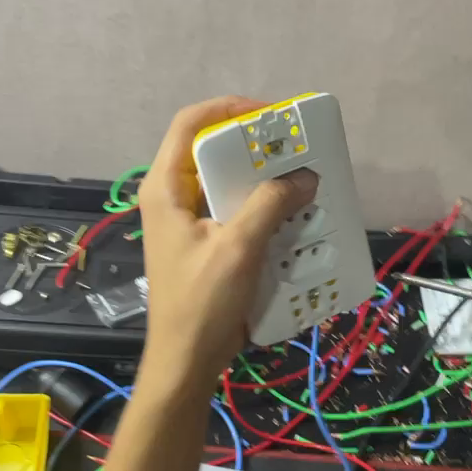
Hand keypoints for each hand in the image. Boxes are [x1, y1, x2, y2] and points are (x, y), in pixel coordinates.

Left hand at [136, 97, 318, 386]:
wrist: (187, 361)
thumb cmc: (203, 303)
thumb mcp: (239, 248)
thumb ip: (271, 204)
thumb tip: (306, 175)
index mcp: (166, 189)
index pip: (190, 124)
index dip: (228, 109)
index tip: (270, 116)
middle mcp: (172, 199)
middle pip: (212, 153)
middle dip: (255, 148)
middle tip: (295, 151)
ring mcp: (187, 224)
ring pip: (226, 185)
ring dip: (263, 181)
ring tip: (301, 182)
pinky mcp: (204, 247)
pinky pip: (233, 214)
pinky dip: (261, 210)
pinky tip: (292, 218)